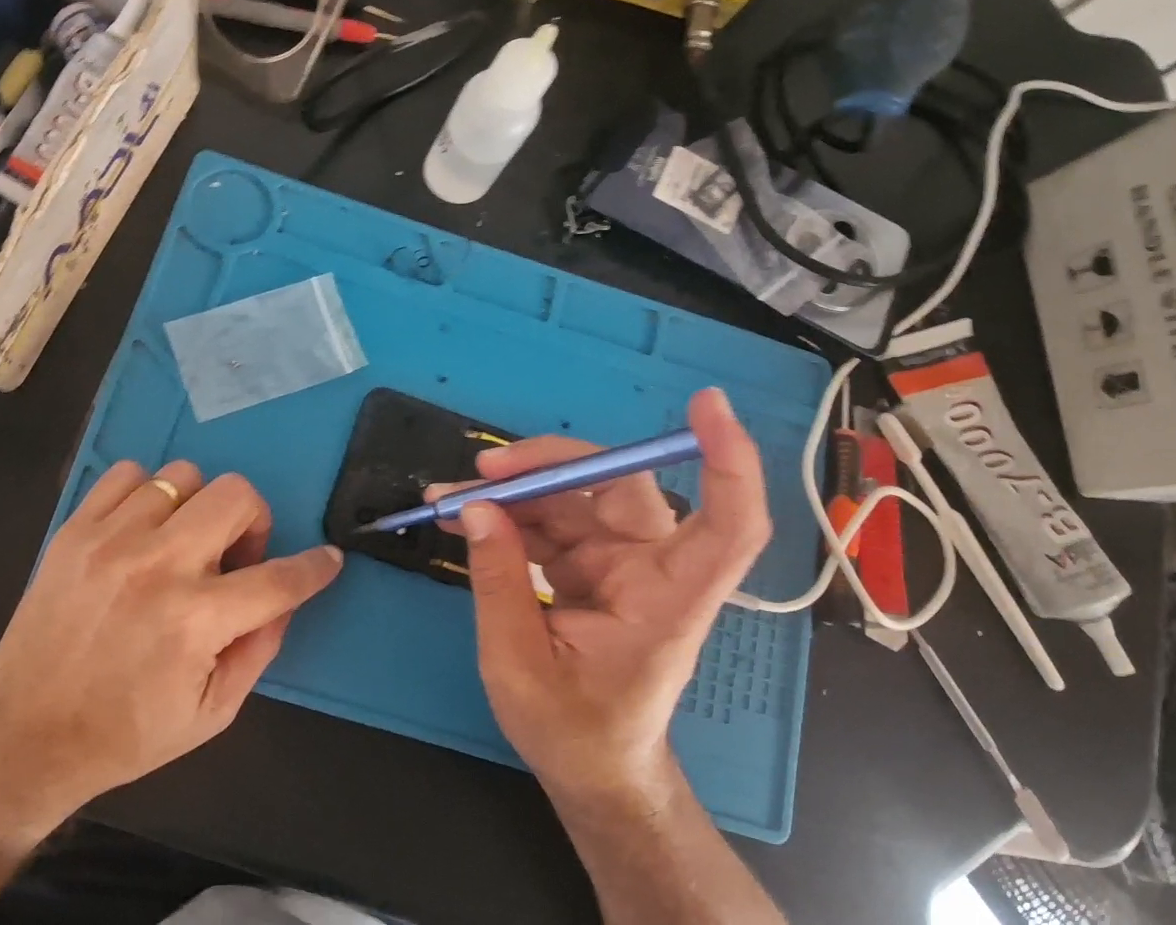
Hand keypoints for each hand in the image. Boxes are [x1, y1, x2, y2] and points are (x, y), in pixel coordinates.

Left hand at [0, 461, 341, 833]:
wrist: (24, 735)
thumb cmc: (125, 734)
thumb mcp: (212, 713)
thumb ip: (258, 650)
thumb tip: (284, 600)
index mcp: (196, 620)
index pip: (280, 578)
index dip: (315, 567)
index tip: (326, 559)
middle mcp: (158, 566)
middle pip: (236, 496)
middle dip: (254, 524)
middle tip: (235, 559)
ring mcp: (111, 541)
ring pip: (184, 477)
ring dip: (199, 509)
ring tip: (182, 546)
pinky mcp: (74, 531)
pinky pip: (127, 475)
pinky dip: (146, 495)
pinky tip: (141, 533)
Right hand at [434, 388, 771, 799]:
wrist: (590, 768)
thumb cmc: (574, 731)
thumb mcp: (518, 664)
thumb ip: (499, 583)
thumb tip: (478, 510)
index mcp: (667, 601)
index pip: (727, 525)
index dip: (728, 462)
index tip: (705, 406)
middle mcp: (653, 569)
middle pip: (618, 487)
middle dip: (550, 466)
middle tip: (482, 471)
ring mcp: (621, 564)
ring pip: (575, 498)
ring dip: (513, 491)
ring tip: (447, 500)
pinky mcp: (591, 566)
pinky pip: (552, 522)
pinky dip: (508, 516)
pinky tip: (461, 517)